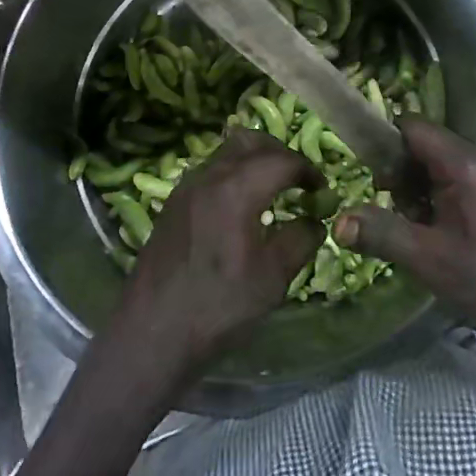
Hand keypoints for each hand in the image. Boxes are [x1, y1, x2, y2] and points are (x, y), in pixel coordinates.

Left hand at [109, 126, 324, 380]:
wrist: (152, 333)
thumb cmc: (218, 307)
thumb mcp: (272, 279)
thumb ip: (299, 241)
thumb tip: (314, 221)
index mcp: (236, 189)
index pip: (281, 160)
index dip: (308, 170)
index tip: (322, 189)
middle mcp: (208, 176)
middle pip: (250, 142)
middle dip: (280, 153)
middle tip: (298, 179)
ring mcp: (186, 187)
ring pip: (226, 152)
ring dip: (254, 160)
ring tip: (272, 189)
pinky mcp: (173, 202)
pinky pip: (210, 171)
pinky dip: (232, 174)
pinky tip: (240, 206)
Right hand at [331, 117, 475, 355]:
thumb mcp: (429, 260)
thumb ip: (381, 233)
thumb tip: (337, 222)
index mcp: (466, 163)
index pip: (413, 126)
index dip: (386, 143)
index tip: (371, 175)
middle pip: (429, 144)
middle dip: (404, 172)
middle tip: (396, 210)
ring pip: (447, 162)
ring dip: (425, 186)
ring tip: (422, 226)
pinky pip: (468, 176)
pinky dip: (449, 194)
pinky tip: (450, 232)